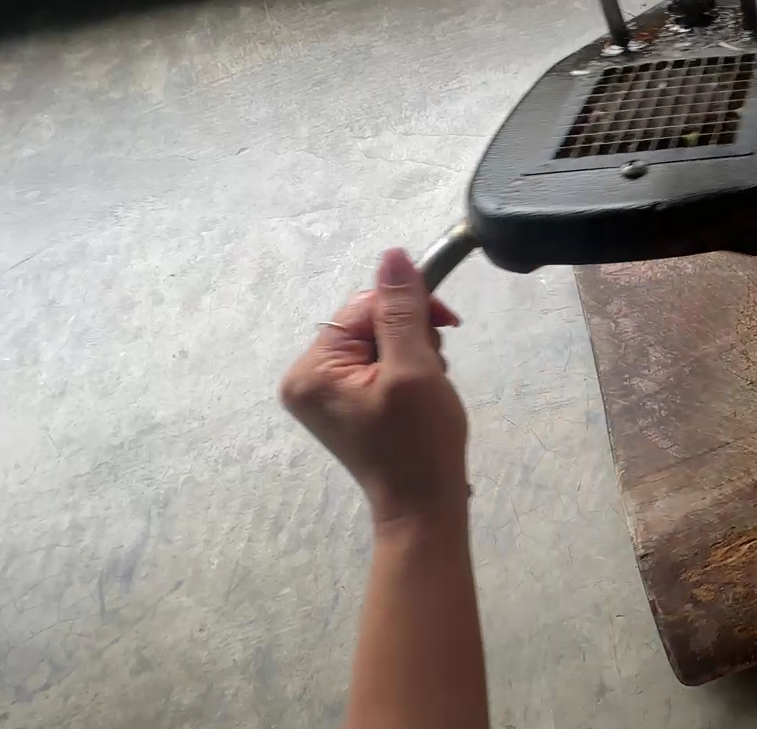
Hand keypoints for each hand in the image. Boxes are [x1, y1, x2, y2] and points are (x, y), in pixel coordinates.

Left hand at [280, 249, 468, 525]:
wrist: (424, 500)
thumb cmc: (420, 438)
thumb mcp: (414, 367)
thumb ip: (402, 310)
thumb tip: (393, 255)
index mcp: (312, 368)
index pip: (365, 306)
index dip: (410, 307)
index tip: (448, 325)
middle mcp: (308, 377)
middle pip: (372, 321)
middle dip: (414, 334)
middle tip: (435, 366)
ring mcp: (326, 391)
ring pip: (382, 340)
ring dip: (416, 351)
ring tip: (429, 384)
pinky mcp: (347, 402)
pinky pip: (381, 362)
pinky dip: (410, 367)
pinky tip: (421, 391)